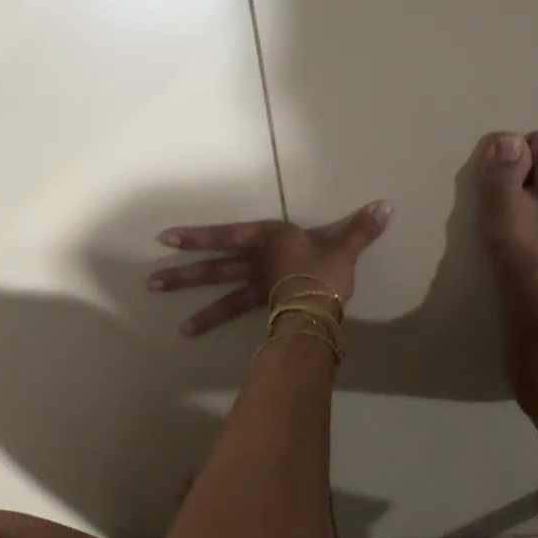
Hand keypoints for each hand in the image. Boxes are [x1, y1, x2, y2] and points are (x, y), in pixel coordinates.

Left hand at [148, 202, 392, 335]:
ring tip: (172, 320)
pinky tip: (192, 331)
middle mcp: (256, 262)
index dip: (197, 236)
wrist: (324, 305)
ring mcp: (257, 287)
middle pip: (213, 268)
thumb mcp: (344, 246)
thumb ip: (361, 228)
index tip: (166, 238)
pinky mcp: (265, 309)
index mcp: (269, 239)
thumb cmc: (327, 270)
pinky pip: (237, 315)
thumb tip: (386, 206)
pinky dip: (215, 322)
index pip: (225, 235)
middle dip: (182, 274)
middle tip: (151, 282)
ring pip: (220, 295)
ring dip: (195, 306)